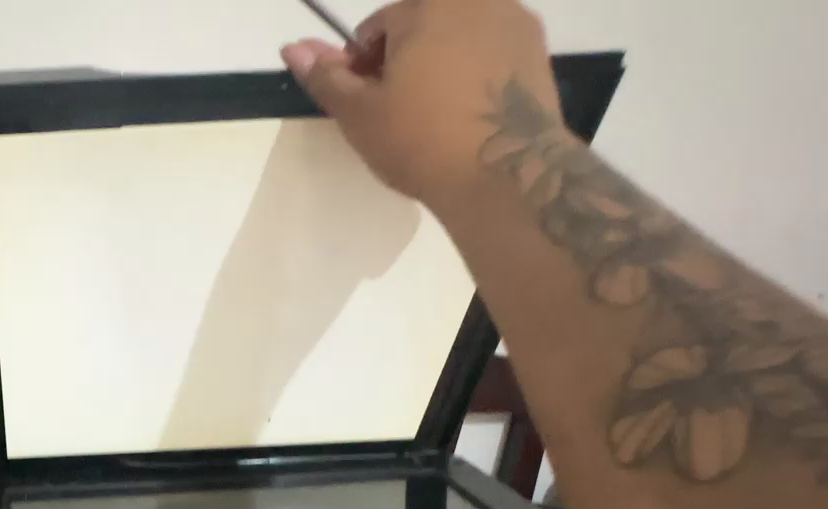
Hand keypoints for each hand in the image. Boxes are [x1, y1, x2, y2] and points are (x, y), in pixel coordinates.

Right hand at [282, 0, 561, 206]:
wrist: (500, 172)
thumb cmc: (417, 141)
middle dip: (403, 62)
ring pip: (456, 36)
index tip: (366, 107)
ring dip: (438, 64)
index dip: (362, 70)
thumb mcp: (358, 115)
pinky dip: (473, 72)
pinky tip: (465, 113)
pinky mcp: (536, 46)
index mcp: (424, 7)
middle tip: (398, 115)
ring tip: (433, 117)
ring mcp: (511, 17)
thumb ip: (325, 77)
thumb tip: (291, 46)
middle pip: (419, 26)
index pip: (375, 29)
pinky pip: (490, 49)